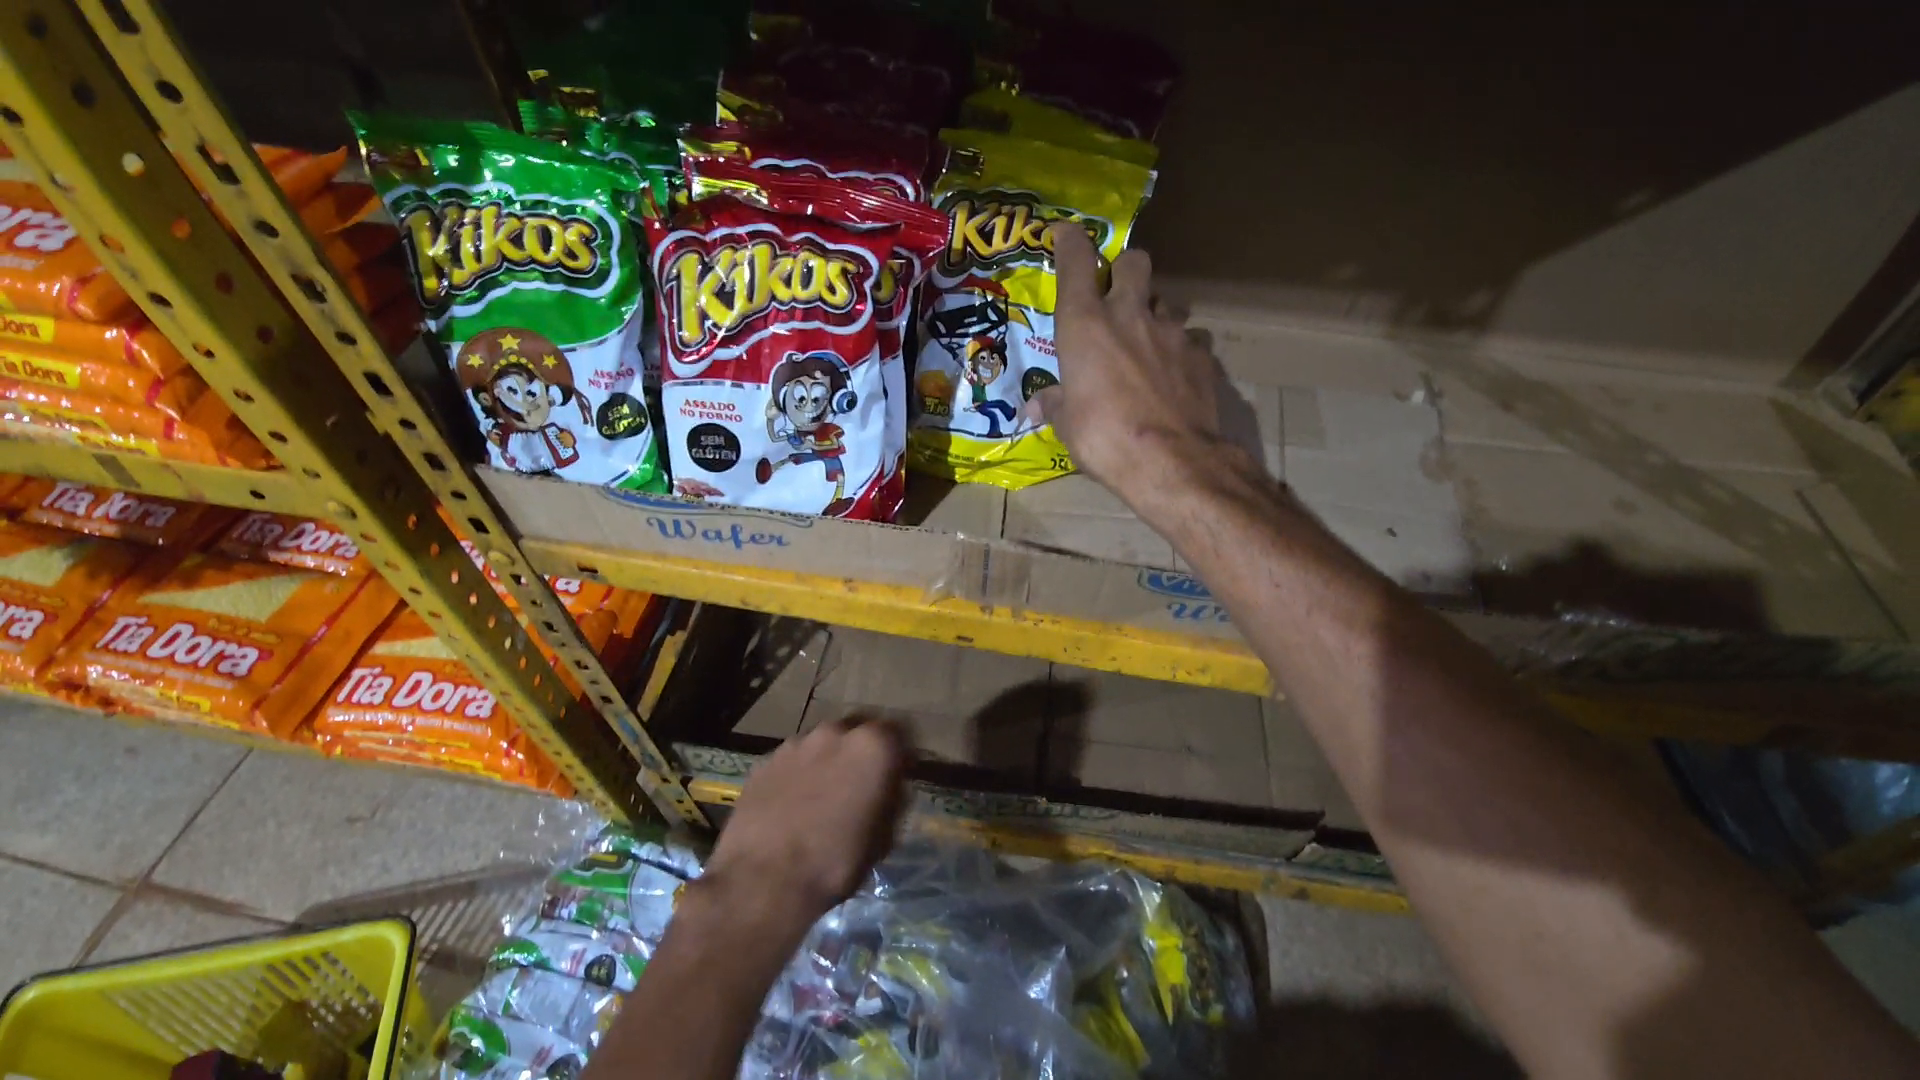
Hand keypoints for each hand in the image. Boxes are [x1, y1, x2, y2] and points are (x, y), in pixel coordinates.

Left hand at [703, 717, 908, 919]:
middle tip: (860, 786)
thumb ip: (892, 799)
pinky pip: (792, 762)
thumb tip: (888, 788)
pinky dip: (798, 777)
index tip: (899, 777)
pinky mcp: (764, 762)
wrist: (764, 880)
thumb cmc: (837, 861)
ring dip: (828, 763)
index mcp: (872, 746)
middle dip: (862, 753)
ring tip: (822, 800)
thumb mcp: (885, 837)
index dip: (901, 755)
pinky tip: (792, 808)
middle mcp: (834, 732)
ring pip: (822, 745)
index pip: (900, 732)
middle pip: (857, 732)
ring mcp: (794, 744)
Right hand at [1033, 223, 1240, 515]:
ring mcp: (1171, 332)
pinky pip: (1190, 339)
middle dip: (1125, 269)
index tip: (1065, 235)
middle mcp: (1129, 315)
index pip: (1076, 261)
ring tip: (1146, 342)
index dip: (1070, 242)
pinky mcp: (1201, 355)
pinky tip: (1174, 374)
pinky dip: (1180, 350)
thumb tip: (1037, 405)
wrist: (1172, 460)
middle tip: (1116, 294)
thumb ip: (1056, 404)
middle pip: (1134, 261)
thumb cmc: (1104, 438)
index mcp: (1085, 324)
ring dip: (1154, 313)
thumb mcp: (1067, 425)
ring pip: (1165, 301)